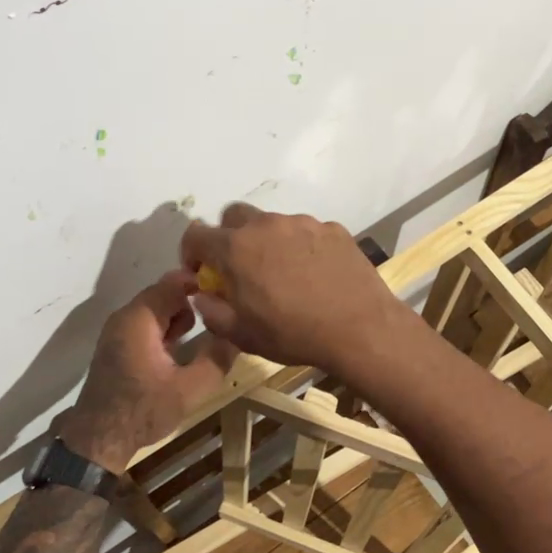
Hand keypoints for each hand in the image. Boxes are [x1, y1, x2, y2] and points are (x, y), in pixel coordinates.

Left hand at [57, 269, 237, 473]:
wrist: (100, 439)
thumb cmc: (143, 410)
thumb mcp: (190, 389)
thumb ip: (217, 358)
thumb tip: (238, 334)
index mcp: (140, 319)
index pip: (174, 283)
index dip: (202, 285)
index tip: (227, 297)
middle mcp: (125, 317)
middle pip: (165, 294)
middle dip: (193, 305)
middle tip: (219, 323)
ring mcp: (118, 331)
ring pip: (156, 310)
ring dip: (179, 320)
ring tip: (201, 340)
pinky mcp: (118, 346)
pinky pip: (147, 325)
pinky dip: (165, 331)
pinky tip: (179, 352)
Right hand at [181, 203, 410, 374]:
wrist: (360, 328)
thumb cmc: (293, 334)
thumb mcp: (242, 335)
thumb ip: (213, 311)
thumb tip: (204, 295)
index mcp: (236, 248)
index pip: (196, 235)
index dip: (192, 253)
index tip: (201, 272)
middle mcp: (266, 225)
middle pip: (235, 216)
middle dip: (229, 237)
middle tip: (241, 269)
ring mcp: (303, 223)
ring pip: (273, 224)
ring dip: (268, 243)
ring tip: (284, 275)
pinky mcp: (332, 228)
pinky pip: (306, 232)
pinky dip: (302, 248)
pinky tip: (315, 275)